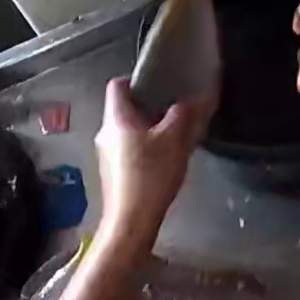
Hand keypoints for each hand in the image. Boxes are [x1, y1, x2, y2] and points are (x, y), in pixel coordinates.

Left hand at [95, 78, 213, 232]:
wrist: (131, 219)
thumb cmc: (150, 174)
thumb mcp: (174, 140)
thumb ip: (184, 115)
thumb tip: (194, 97)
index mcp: (115, 118)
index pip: (117, 85)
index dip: (136, 79)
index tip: (158, 82)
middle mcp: (105, 132)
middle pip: (125, 108)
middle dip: (150, 106)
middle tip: (175, 108)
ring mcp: (106, 153)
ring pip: (128, 130)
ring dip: (150, 128)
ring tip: (175, 133)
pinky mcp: (112, 172)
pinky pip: (128, 149)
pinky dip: (145, 147)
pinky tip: (164, 158)